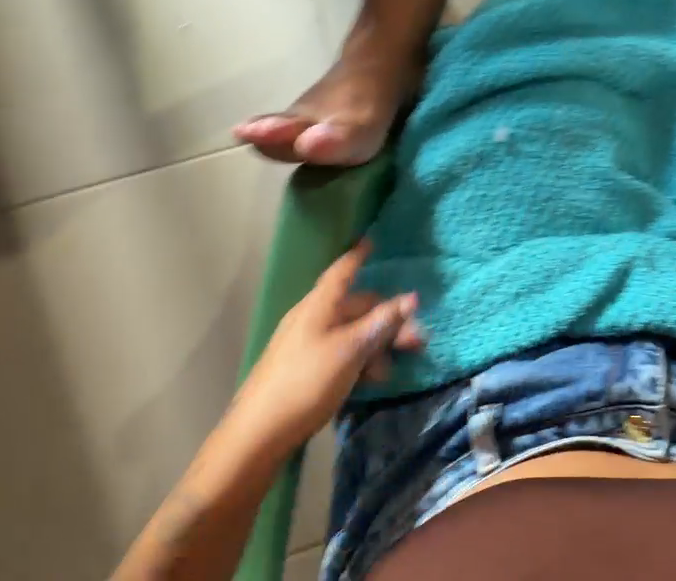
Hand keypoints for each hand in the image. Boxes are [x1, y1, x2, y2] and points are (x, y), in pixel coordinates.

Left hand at [230, 241, 422, 447]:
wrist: (259, 433)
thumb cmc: (307, 382)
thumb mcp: (351, 350)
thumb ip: (381, 323)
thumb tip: (412, 297)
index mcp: (319, 306)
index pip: (342, 272)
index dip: (357, 256)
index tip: (371, 241)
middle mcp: (312, 318)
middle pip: (356, 307)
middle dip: (387, 319)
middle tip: (415, 340)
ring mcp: (307, 344)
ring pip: (351, 332)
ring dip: (376, 345)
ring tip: (391, 369)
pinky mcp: (305, 368)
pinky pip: (341, 352)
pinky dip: (359, 360)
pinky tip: (371, 380)